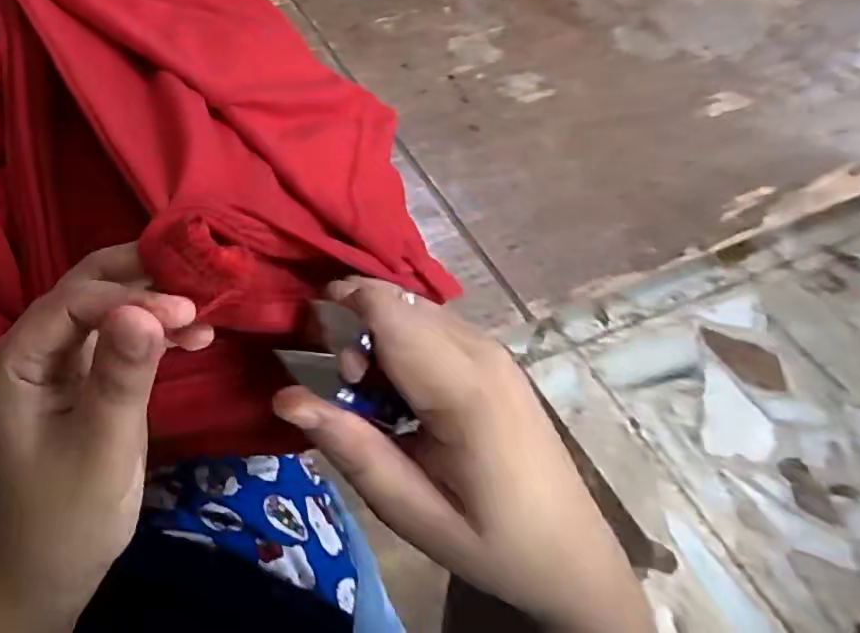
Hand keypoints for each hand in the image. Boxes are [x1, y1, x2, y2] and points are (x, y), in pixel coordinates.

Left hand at [0, 244, 212, 632]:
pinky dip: (159, 326)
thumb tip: (145, 311)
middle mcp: (40, 339)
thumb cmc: (69, 512)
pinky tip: (197, 334)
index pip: (74, 300)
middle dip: (141, 275)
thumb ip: (120, 379)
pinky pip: (125, 329)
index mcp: (21, 353)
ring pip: (111, 299)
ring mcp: (65, 350)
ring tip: (205, 308)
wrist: (58, 561)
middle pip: (90, 282)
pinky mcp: (91, 366)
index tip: (183, 309)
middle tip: (196, 275)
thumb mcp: (100, 449)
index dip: (128, 296)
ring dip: (155, 297)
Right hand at [272, 277, 650, 632]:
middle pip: (392, 300)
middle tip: (351, 387)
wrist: (575, 561)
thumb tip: (283, 398)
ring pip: (407, 306)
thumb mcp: (410, 510)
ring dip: (375, 335)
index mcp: (464, 388)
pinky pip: (428, 320)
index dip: (338, 304)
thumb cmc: (490, 542)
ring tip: (378, 397)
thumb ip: (349, 447)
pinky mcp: (493, 353)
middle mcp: (480, 350)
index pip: (386, 306)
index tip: (312, 341)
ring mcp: (491, 348)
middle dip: (354, 327)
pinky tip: (405, 391)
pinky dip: (399, 339)